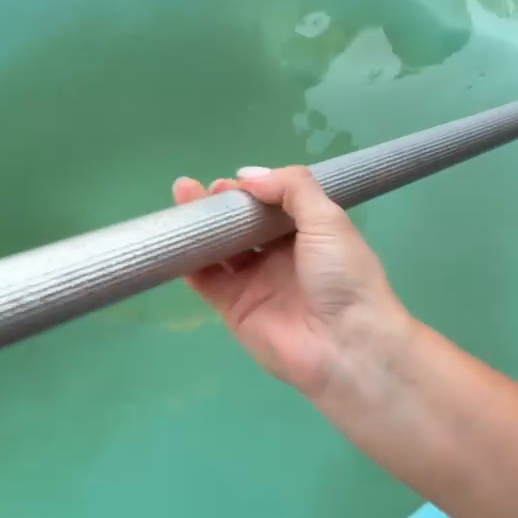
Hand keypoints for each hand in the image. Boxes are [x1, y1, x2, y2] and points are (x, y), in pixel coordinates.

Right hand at [172, 166, 410, 400]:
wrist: (344, 342)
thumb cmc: (343, 274)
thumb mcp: (328, 220)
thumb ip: (293, 189)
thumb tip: (248, 175)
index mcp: (314, 230)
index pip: (278, 202)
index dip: (255, 188)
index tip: (233, 180)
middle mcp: (286, 253)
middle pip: (246, 223)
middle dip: (224, 204)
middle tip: (200, 189)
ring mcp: (259, 280)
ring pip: (223, 247)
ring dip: (202, 226)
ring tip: (181, 200)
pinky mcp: (236, 308)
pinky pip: (207, 279)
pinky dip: (189, 261)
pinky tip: (173, 239)